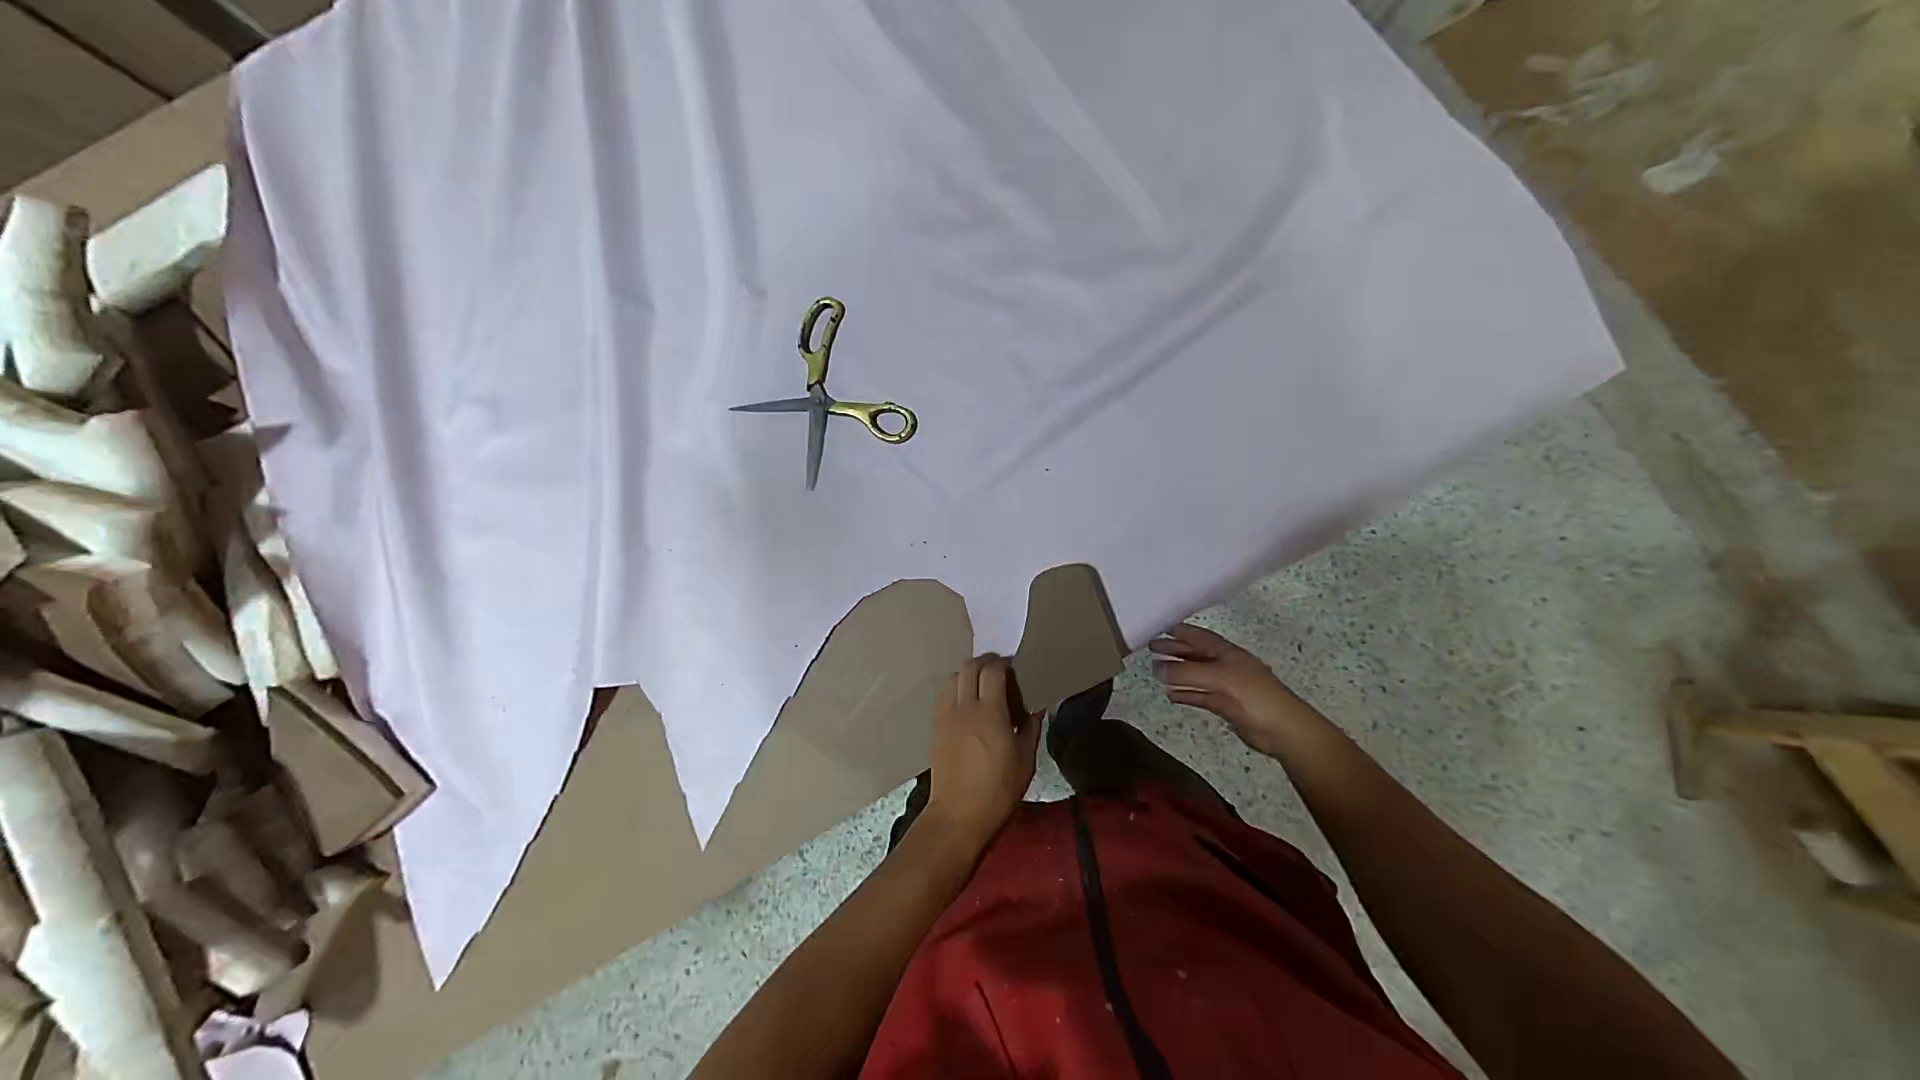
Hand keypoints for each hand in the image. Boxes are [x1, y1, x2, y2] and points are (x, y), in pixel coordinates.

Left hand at [925, 654, 1042, 850]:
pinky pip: (942, 695)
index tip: (1013, 668)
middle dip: (984, 662)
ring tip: (981, 687)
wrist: (959, 815)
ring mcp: (946, 716)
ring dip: (967, 674)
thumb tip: (1036, 710)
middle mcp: (965, 708)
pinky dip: (954, 690)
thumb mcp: (1025, 761)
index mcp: (990, 713)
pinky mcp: (935, 727)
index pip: (992, 671)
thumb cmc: (998, 790)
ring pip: (952, 677)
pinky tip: (966, 704)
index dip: (1003, 663)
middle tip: (999, 672)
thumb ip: (1030, 729)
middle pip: (969, 667)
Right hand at [1150, 623, 1315, 756]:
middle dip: (1174, 650)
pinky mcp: (1226, 706)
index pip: (1198, 636)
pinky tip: (1172, 696)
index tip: (1160, 628)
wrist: (1282, 729)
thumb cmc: (1255, 696)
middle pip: (1195, 654)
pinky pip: (1200, 696)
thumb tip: (1157, 668)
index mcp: (1226, 652)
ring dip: (1177, 673)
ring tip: (1156, 671)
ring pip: (1196, 675)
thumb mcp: (1218, 677)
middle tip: (1152, 647)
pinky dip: (1186, 694)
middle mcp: (1225, 666)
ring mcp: (1226, 686)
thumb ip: (1186, 672)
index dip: (1180, 631)